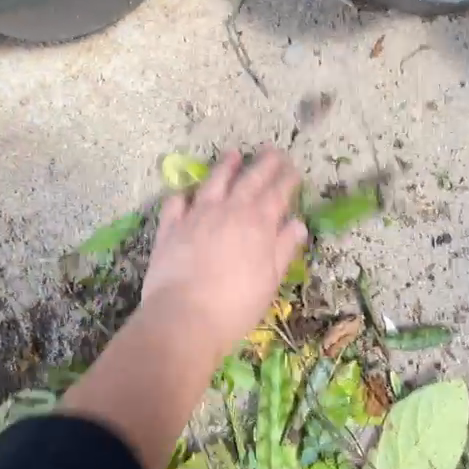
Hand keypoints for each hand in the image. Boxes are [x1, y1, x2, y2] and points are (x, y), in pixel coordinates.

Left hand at [139, 147, 308, 360]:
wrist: (183, 317)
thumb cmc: (236, 306)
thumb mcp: (270, 280)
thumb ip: (283, 249)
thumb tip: (297, 224)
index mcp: (257, 224)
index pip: (277, 194)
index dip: (287, 180)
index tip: (294, 169)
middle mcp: (228, 211)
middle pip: (249, 180)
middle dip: (264, 164)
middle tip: (274, 151)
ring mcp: (197, 215)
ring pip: (214, 182)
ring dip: (226, 166)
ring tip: (234, 154)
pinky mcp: (170, 227)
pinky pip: (177, 202)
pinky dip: (184, 194)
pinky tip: (186, 193)